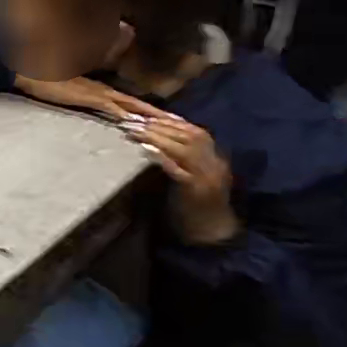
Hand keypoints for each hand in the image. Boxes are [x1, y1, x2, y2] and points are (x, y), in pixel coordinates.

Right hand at [15, 75, 166, 122]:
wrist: (29, 73)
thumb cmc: (44, 80)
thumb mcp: (68, 91)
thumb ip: (83, 97)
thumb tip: (95, 106)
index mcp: (101, 89)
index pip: (132, 101)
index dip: (152, 110)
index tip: (171, 120)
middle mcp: (104, 90)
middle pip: (139, 104)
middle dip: (161, 115)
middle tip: (184, 125)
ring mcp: (98, 93)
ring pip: (132, 106)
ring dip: (151, 116)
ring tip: (172, 127)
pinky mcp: (89, 97)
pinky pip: (113, 108)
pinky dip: (127, 116)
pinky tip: (139, 125)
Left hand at [124, 114, 240, 244]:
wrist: (211, 234)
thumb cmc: (193, 204)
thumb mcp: (189, 174)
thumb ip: (178, 156)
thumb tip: (151, 134)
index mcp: (214, 159)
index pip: (195, 131)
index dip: (169, 119)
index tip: (143, 112)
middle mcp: (215, 166)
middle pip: (191, 136)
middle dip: (160, 125)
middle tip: (131, 119)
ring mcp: (209, 179)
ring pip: (187, 149)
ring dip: (158, 137)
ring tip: (133, 130)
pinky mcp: (198, 192)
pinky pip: (181, 171)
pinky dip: (163, 157)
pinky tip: (145, 149)